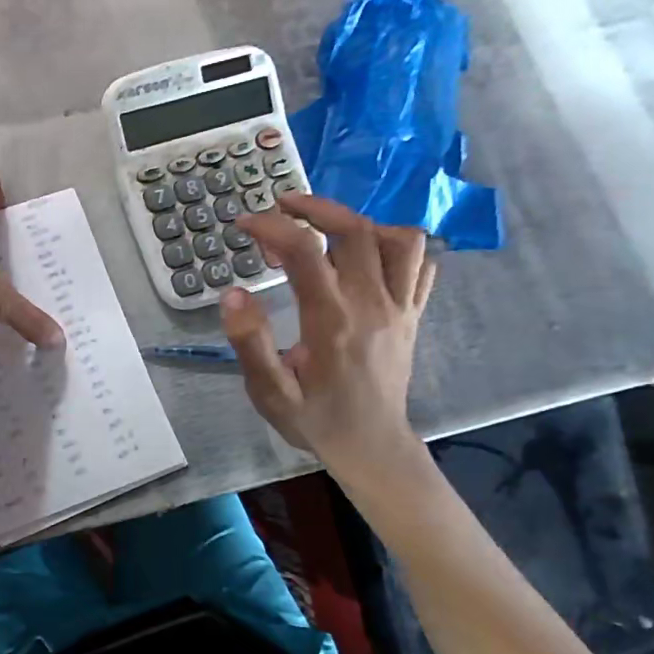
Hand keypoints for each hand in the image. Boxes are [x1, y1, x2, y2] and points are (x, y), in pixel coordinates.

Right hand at [220, 193, 434, 463]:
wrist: (370, 446)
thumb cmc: (314, 419)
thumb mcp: (270, 392)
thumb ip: (250, 343)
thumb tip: (232, 294)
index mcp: (331, 321)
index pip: (304, 252)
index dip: (272, 227)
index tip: (245, 224)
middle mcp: (371, 304)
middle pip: (354, 229)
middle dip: (315, 207)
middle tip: (283, 207)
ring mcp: (400, 307)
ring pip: (399, 239)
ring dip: (361, 222)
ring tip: (329, 230)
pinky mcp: (413, 315)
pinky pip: (421, 264)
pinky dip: (397, 246)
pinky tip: (369, 255)